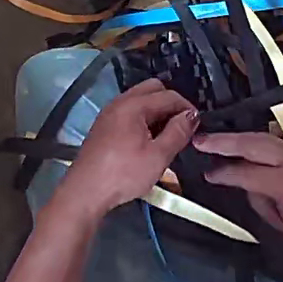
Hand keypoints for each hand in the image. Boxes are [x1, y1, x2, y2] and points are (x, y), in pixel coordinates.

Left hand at [52, 79, 197, 219]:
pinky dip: (143, 117)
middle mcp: (120, 102)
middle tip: (181, 126)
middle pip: (153, 89)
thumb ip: (177, 132)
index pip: (169, 95)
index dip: (187, 108)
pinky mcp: (104, 125)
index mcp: (133, 105)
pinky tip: (148, 140)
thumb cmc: (123, 174)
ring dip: (157, 111)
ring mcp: (109, 112)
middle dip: (171, 103)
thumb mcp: (158, 156)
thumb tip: (191, 115)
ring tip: (167, 135)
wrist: (85, 192)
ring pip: (140, 99)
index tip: (197, 125)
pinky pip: (130, 111)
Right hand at [194, 132, 282, 265]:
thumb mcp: (281, 225)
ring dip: (238, 138)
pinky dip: (254, 142)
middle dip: (224, 141)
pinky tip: (241, 145)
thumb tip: (241, 181)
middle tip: (200, 140)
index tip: (206, 172)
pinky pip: (275, 142)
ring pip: (263, 138)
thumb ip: (258, 199)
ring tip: (214, 140)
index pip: (246, 172)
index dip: (224, 172)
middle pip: (252, 144)